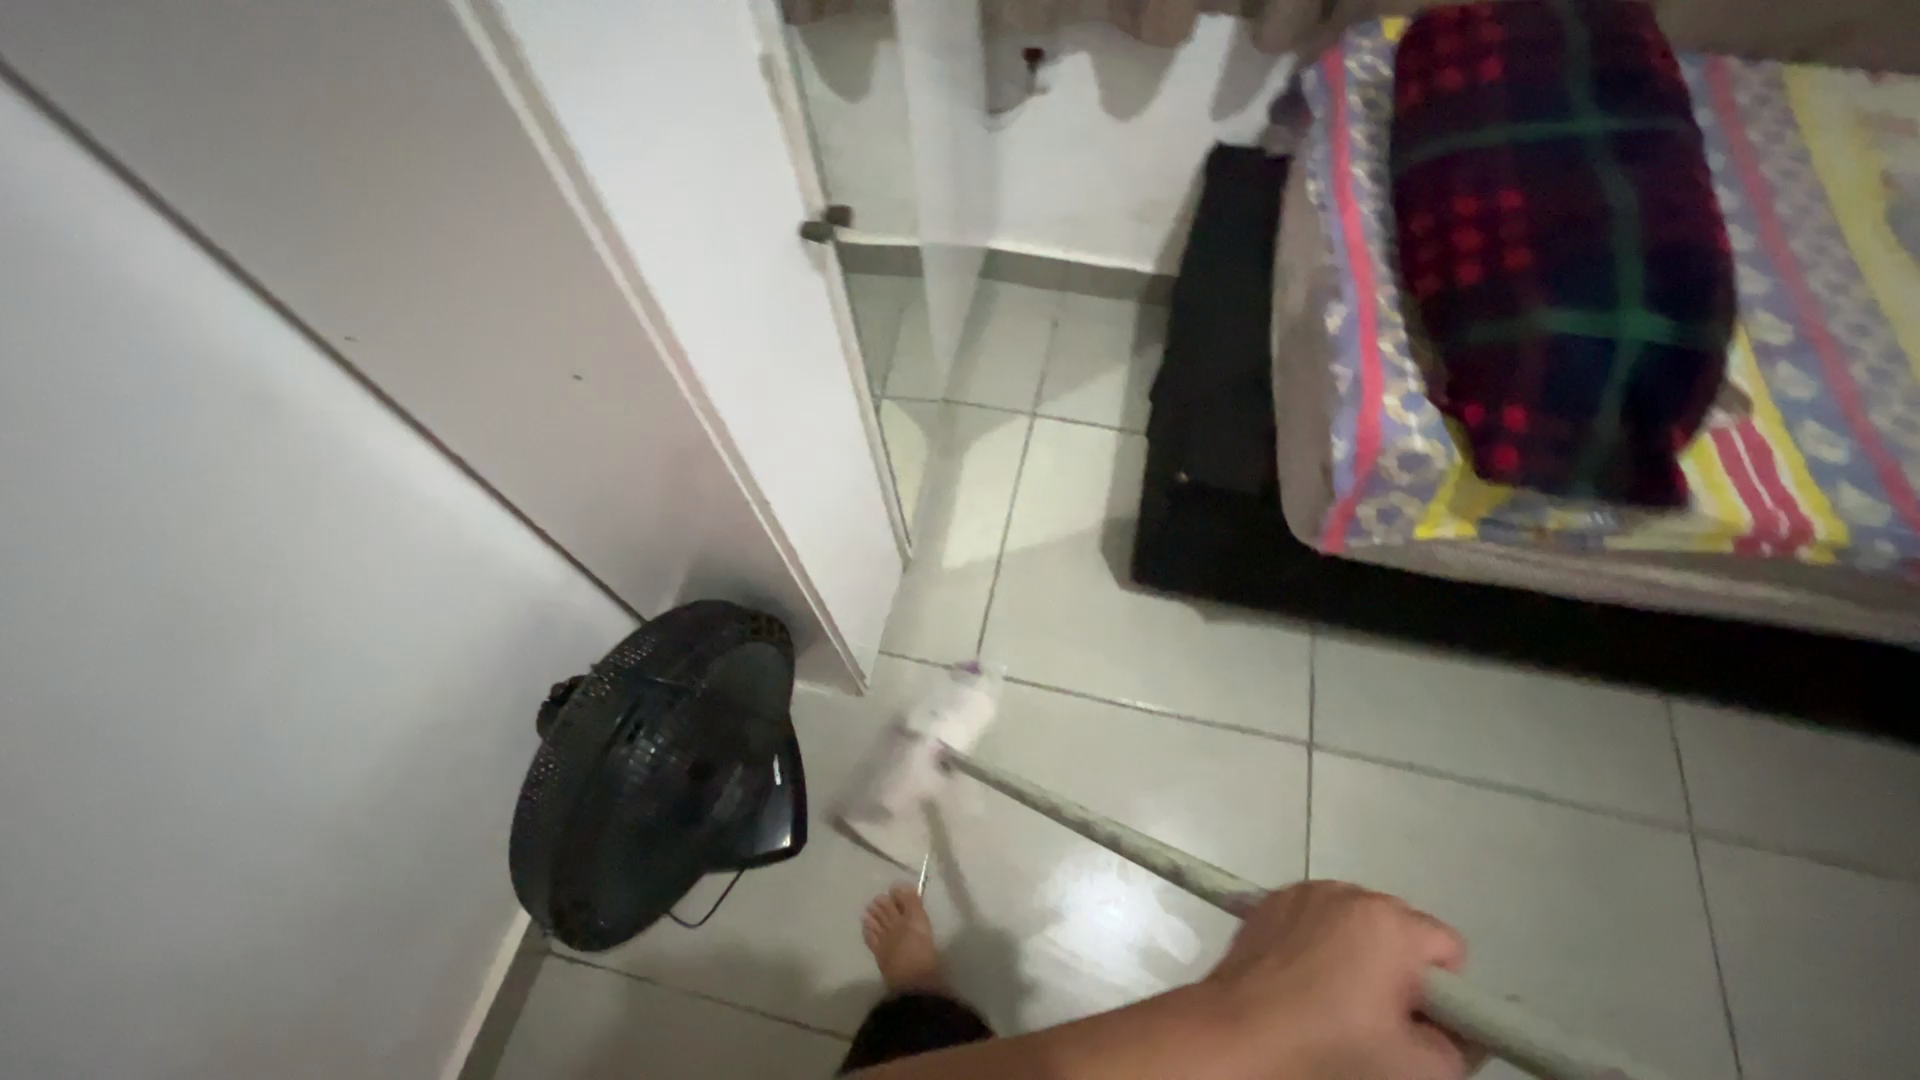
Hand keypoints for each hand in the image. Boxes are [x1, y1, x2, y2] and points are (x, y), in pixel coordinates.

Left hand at [1204, 880, 1480, 1079]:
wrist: (1240, 1034)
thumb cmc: (1333, 1048)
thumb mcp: (1420, 1068)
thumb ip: (1460, 1046)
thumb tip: (1454, 1027)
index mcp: (1389, 922)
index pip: (1449, 947)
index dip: (1445, 993)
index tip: (1417, 1020)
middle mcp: (1346, 892)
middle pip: (1400, 927)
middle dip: (1399, 967)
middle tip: (1376, 1014)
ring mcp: (1302, 892)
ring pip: (1354, 919)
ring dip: (1356, 950)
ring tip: (1333, 997)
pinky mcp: (1268, 901)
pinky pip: (1313, 916)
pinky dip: (1317, 939)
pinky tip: (1301, 978)